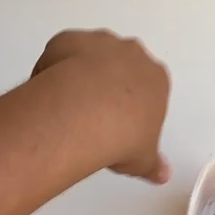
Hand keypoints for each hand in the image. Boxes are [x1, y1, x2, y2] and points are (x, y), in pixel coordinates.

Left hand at [31, 30, 171, 183]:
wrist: (86, 114)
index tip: (117, 123)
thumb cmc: (123, 137)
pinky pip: (62, 51)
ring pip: (91, 54)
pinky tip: (51, 91)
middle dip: (108, 83)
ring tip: (68, 104)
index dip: (131, 105)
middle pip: (120, 65)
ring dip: (82, 72)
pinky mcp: (70, 39)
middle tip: (92, 114)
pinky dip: (56, 66)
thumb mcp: (143, 159)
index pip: (146, 87)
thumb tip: (162, 175)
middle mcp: (132, 53)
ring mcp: (100, 42)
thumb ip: (153, 164)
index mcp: (156, 78)